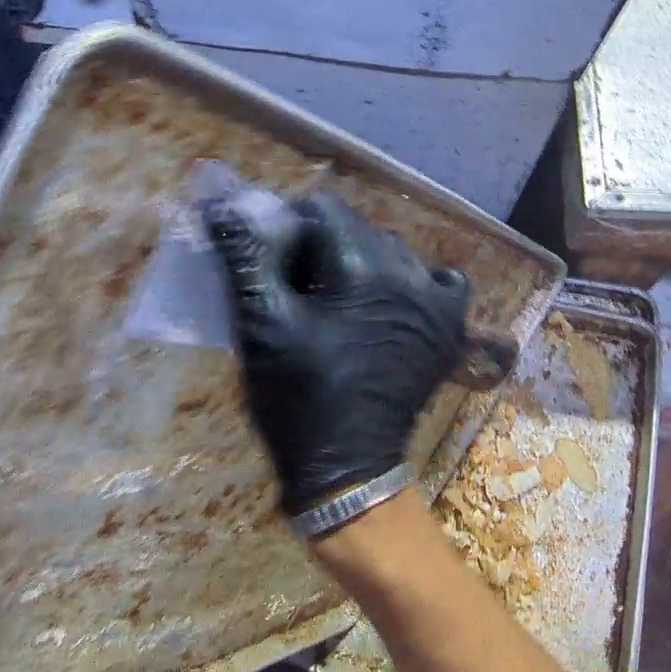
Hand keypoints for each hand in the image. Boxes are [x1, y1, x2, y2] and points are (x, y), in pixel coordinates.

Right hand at [203, 192, 470, 512]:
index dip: (290, 225)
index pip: (323, 209)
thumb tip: (221, 203)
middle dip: (323, 243)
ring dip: (363, 260)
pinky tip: (389, 303)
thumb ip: (245, 257)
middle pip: (358, 228)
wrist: (346, 468)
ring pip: (394, 251)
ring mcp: (437, 303)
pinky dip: (414, 282)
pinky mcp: (449, 330)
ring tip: (335, 296)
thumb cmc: (295, 396)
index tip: (272, 258)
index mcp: (362, 266)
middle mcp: (409, 273)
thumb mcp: (261, 323)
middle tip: (296, 282)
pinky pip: (439, 282)